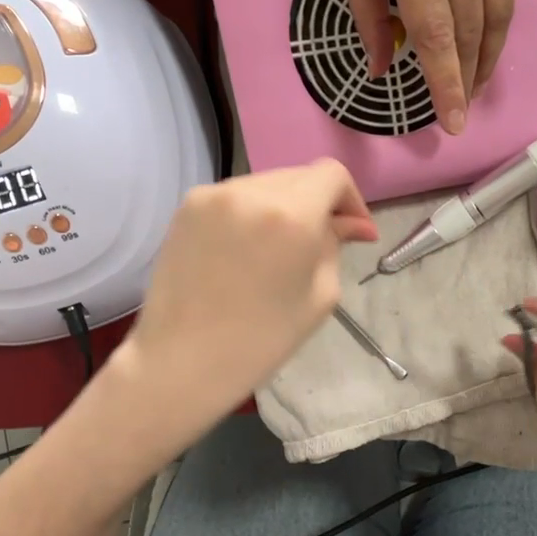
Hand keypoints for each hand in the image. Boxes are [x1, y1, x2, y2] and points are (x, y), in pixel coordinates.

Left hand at [127, 160, 377, 412]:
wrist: (182, 361)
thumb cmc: (261, 340)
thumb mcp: (319, 297)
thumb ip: (335, 247)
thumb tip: (351, 223)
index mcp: (291, 215)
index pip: (332, 174)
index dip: (350, 199)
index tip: (354, 231)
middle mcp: (251, 191)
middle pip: (299, 176)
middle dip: (317, 203)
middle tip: (323, 242)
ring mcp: (212, 195)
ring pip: (265, 184)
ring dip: (283, 207)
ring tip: (280, 250)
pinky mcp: (187, 207)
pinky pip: (234, 197)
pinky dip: (250, 214)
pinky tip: (247, 251)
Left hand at [328, 0, 536, 133]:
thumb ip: (369, 16)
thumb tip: (379, 71)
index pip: (437, 37)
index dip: (447, 85)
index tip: (454, 123)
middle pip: (471, 29)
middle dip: (466, 73)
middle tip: (461, 101)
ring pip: (500, 8)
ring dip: (493, 51)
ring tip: (480, 78)